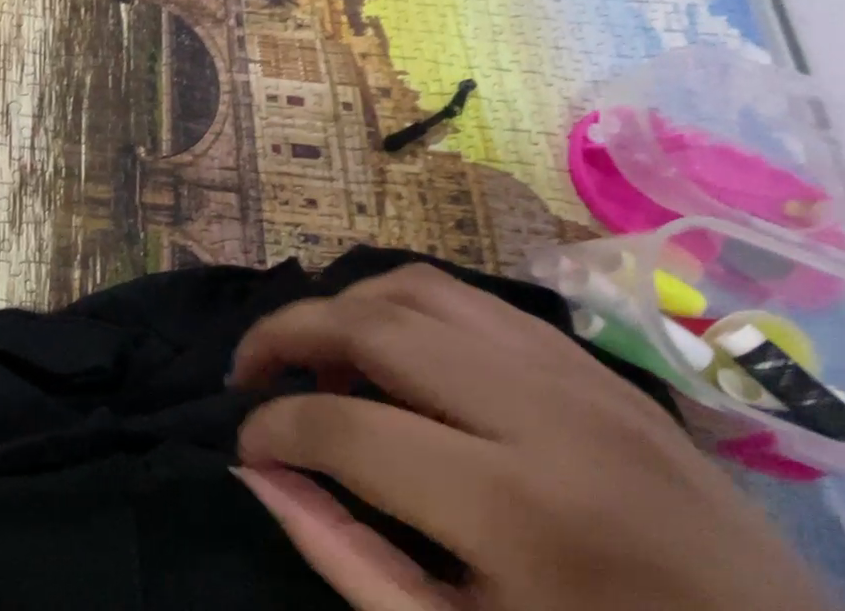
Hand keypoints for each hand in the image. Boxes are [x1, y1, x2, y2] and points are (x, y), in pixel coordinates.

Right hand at [229, 263, 833, 610]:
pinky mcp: (599, 366)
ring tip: (316, 357)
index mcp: (519, 508)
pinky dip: (404, 308)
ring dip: (340, 308)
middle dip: (281, 336)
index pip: (343, 425)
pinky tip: (390, 353)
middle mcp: (547, 414)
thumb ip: (345, 556)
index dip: (270, 429)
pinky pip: (473, 300)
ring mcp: (581, 376)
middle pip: (371, 325)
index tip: (246, 446)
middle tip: (248, 373)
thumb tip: (258, 476)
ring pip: (416, 287)